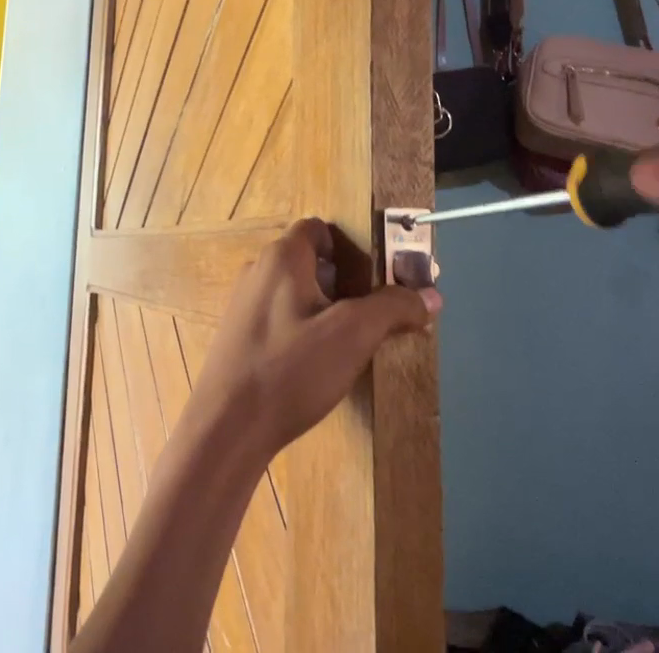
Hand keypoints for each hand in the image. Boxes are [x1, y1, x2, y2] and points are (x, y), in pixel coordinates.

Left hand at [184, 218, 440, 463]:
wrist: (227, 429)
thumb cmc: (290, 369)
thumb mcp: (353, 334)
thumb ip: (393, 307)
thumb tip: (431, 295)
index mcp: (281, 258)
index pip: (320, 229)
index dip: (354, 246)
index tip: (380, 277)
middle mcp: (258, 273)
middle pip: (312, 262)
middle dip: (349, 283)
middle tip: (377, 315)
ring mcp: (244, 307)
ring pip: (298, 294)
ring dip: (330, 310)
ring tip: (355, 344)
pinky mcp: (240, 339)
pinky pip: (282, 320)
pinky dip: (307, 331)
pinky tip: (321, 365)